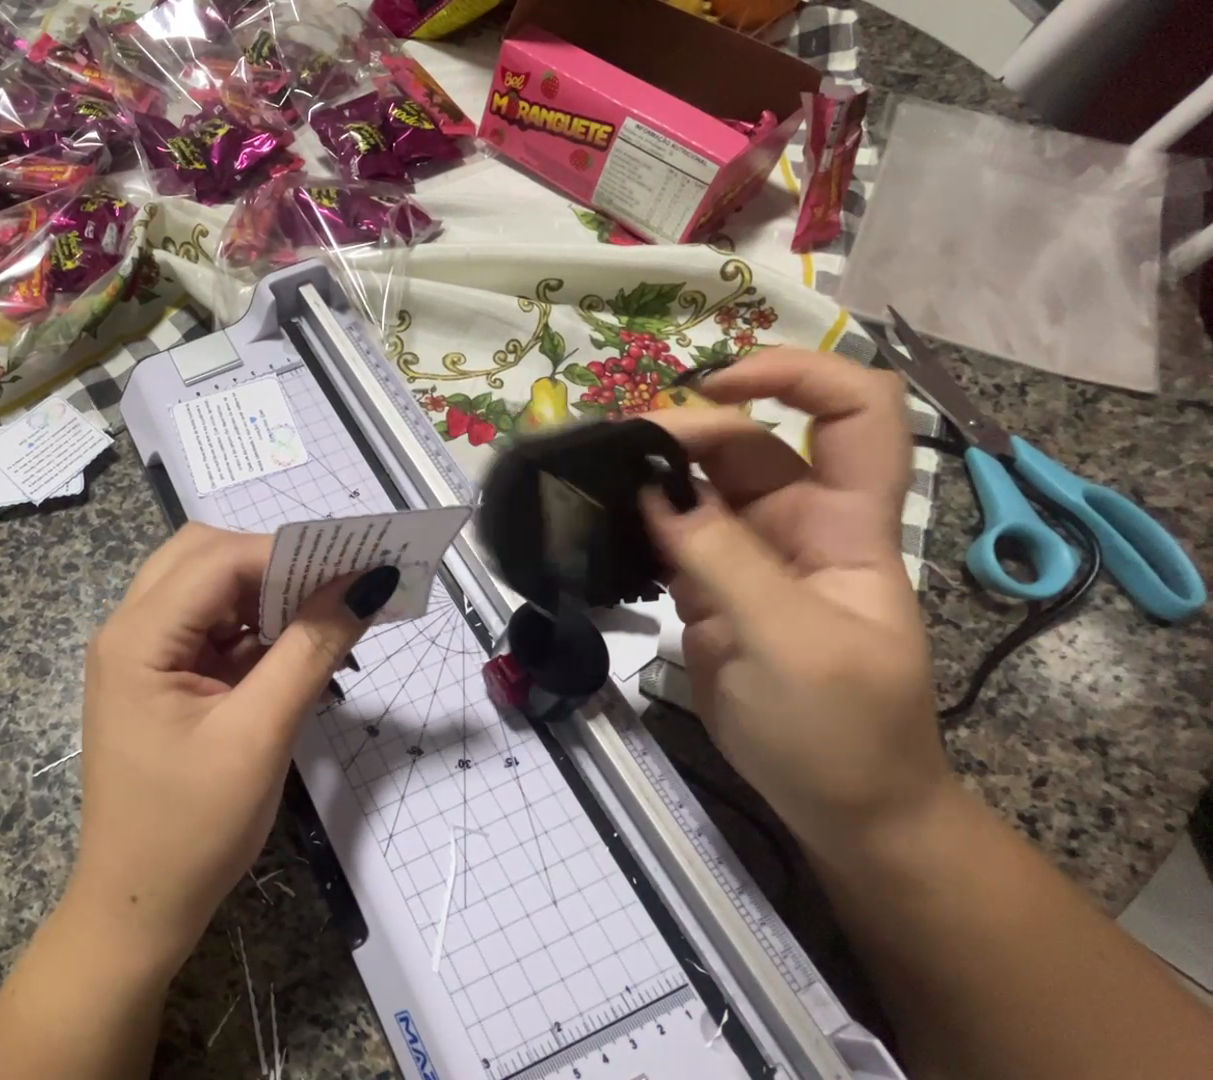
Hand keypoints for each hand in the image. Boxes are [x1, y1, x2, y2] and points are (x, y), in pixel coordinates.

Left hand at [65, 524, 397, 975]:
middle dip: (271, 564)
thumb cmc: (194, 829)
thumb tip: (367, 584)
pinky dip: (250, 628)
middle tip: (334, 588)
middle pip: (202, 558)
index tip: (355, 564)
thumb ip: (311, 651)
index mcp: (137, 639)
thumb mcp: (261, 736)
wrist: (139, 904)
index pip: (217, 559)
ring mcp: (140, 655)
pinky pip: (207, 628)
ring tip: (323, 617)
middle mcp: (128, 632)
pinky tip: (292, 650)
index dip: (286, 553)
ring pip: (205, 588)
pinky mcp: (158, 679)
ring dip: (262, 594)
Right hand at [642, 349, 950, 856]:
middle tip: (610, 448)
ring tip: (587, 473)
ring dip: (649, 474)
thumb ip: (724, 560)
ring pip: (699, 490)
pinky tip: (595, 522)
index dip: (795, 377)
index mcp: (846, 523)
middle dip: (686, 431)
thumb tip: (654, 493)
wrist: (840, 804)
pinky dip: (634, 523)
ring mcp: (749, 559)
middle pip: (749, 446)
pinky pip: (670, 538)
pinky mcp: (711, 593)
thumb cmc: (838, 726)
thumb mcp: (788, 640)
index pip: (853, 413)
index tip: (717, 385)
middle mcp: (798, 525)